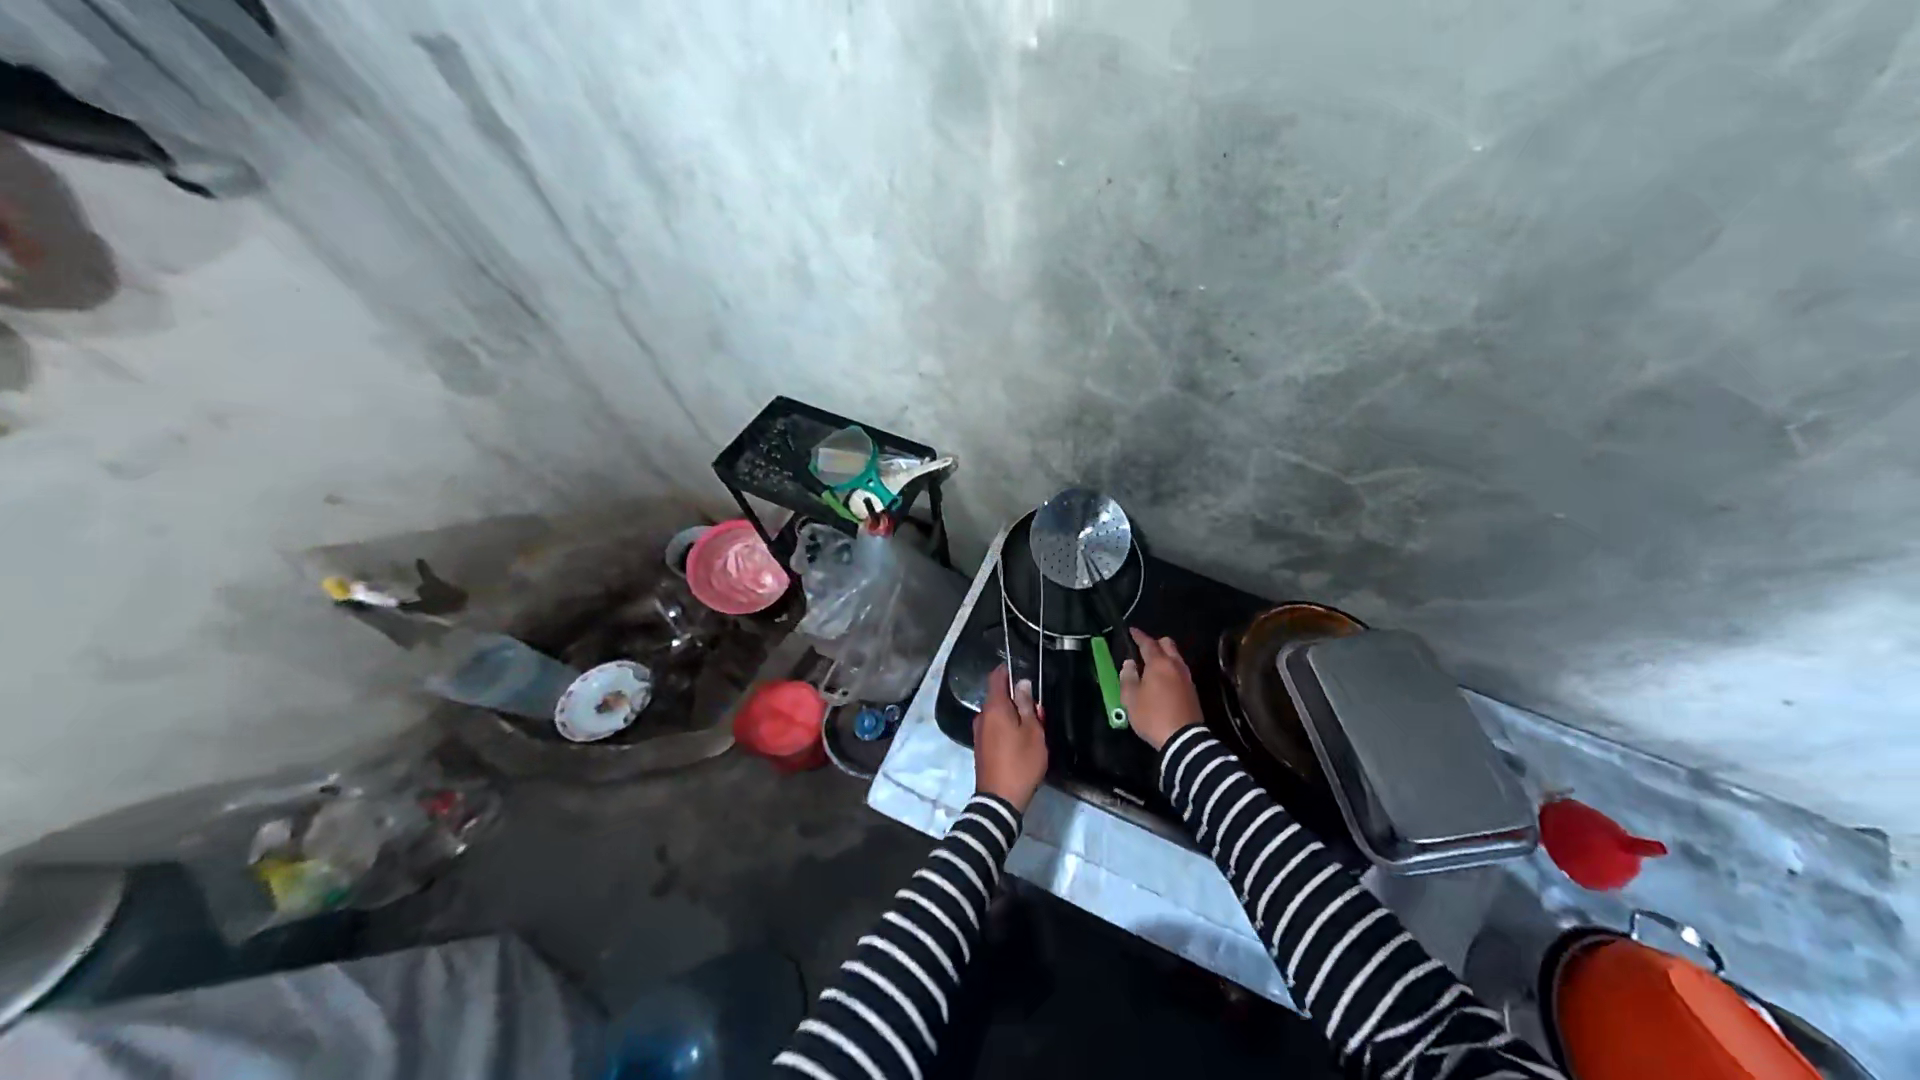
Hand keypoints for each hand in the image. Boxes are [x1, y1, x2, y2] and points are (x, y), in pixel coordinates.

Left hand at [974, 665, 1047, 811]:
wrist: (1000, 799)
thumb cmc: (1020, 762)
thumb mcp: (1032, 732)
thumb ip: (1027, 705)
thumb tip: (1021, 684)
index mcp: (994, 708)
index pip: (996, 678)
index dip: (1008, 671)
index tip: (1021, 671)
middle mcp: (982, 716)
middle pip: (999, 698)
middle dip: (1018, 700)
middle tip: (1038, 713)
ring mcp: (979, 732)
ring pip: (998, 714)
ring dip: (1014, 716)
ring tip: (1034, 731)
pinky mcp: (981, 747)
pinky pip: (995, 728)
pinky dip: (1008, 728)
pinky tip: (1022, 742)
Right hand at [1120, 628, 1203, 749]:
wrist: (1183, 740)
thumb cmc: (1152, 715)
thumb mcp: (1130, 698)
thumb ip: (1128, 677)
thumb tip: (1129, 663)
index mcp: (1159, 664)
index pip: (1148, 643)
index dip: (1138, 636)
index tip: (1131, 631)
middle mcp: (1176, 666)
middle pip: (1168, 644)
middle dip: (1155, 643)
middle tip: (1142, 650)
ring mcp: (1187, 678)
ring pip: (1176, 658)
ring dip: (1164, 657)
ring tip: (1151, 667)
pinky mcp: (1192, 691)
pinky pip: (1180, 671)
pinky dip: (1171, 669)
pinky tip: (1163, 680)